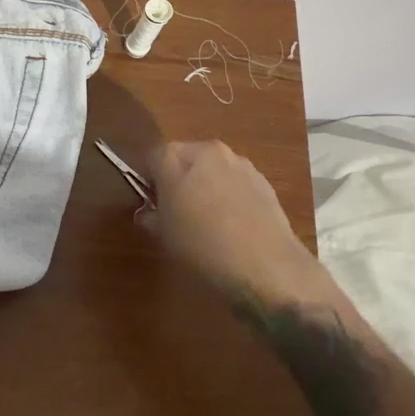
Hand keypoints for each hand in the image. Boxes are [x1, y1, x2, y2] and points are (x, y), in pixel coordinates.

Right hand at [144, 140, 334, 306]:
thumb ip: (150, 216)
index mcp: (179, 158)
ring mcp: (242, 164)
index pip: (153, 156)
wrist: (265, 265)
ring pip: (213, 169)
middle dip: (178, 178)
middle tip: (176, 210)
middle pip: (185, 157)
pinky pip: (236, 183)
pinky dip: (229, 196)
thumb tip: (149, 213)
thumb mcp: (163, 235)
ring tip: (208, 219)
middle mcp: (211, 151)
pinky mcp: (264, 182)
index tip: (151, 202)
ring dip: (206, 185)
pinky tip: (233, 225)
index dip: (149, 178)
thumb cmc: (202, 245)